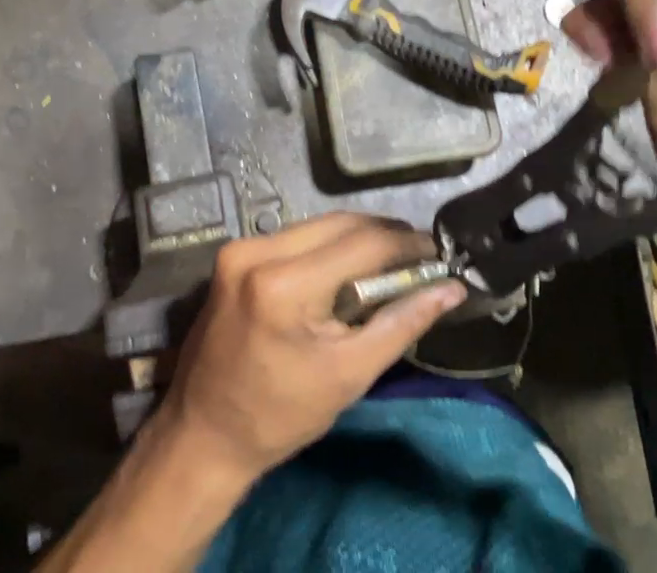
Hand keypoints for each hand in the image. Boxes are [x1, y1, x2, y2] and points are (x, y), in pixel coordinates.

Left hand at [158, 213, 465, 477]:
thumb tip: (453, 289)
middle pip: (338, 224)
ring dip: (357, 240)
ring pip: (316, 226)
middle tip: (422, 257)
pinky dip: (327, 248)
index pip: (362, 244)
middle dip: (385, 236)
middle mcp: (255, 250)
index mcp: (281, 283)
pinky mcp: (232, 256)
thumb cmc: (279, 415)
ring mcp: (238, 249)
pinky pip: (295, 238)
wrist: (203, 432)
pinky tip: (351, 269)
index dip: (408, 245)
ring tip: (393, 263)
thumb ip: (402, 323)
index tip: (441, 254)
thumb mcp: (349, 373)